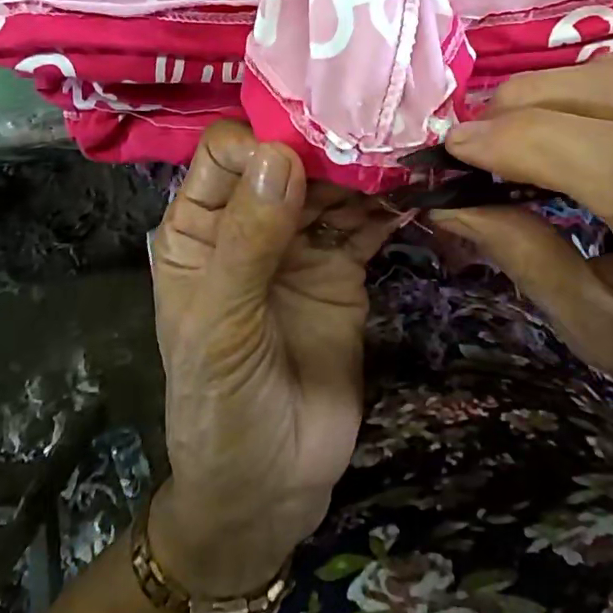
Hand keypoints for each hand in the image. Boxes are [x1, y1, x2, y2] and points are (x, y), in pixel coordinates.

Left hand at [147, 121, 398, 596]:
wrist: (270, 484)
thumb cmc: (219, 402)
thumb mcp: (220, 323)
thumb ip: (248, 242)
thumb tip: (279, 157)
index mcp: (197, 227)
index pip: (224, 156)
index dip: (261, 141)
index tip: (307, 143)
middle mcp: (247, 224)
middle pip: (284, 162)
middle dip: (323, 145)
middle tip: (373, 128)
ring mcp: (297, 246)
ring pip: (330, 188)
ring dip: (362, 169)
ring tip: (403, 149)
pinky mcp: (342, 271)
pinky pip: (365, 226)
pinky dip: (388, 207)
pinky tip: (415, 189)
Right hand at [433, 55, 612, 431]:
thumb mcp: (596, 331)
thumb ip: (527, 258)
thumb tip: (450, 198)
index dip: (543, 142)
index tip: (461, 149)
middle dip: (537, 103)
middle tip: (474, 133)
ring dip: (558, 88)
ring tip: (509, 123)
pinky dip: (591, 88)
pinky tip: (564, 119)